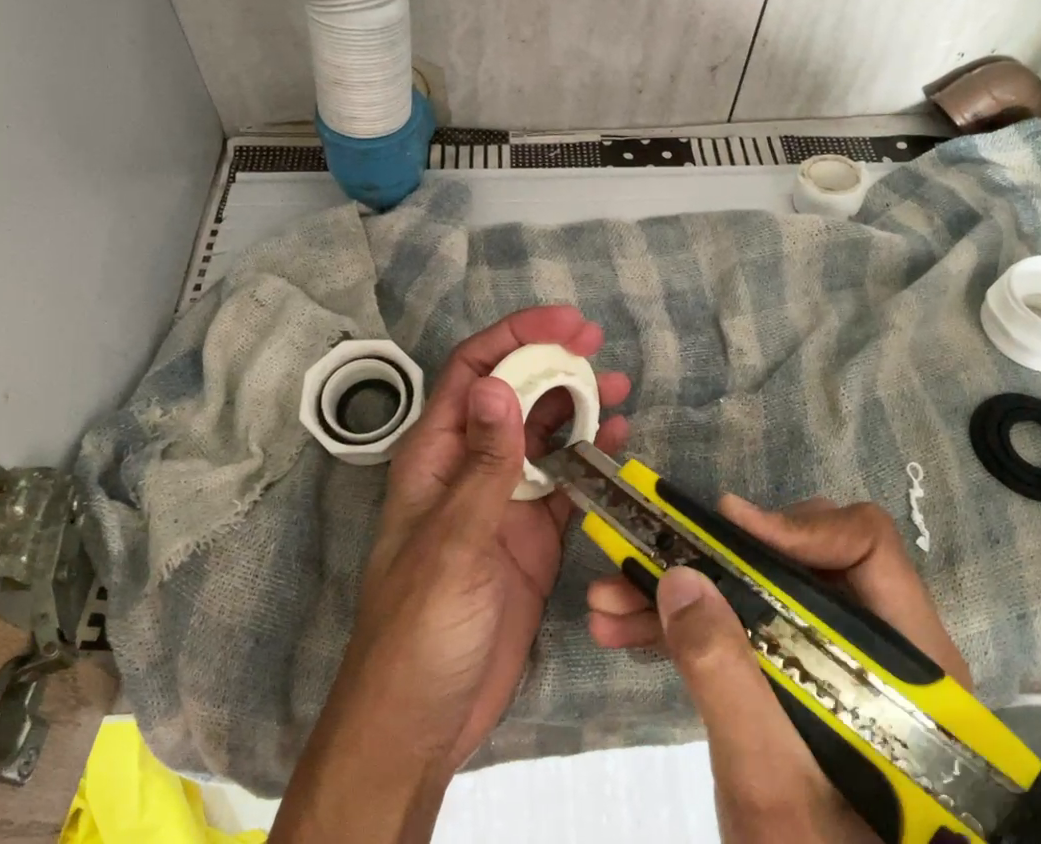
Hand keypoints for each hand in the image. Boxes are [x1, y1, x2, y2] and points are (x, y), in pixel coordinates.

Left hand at [272, 306, 629, 843]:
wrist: (421, 719)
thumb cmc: (419, 629)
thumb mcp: (451, 543)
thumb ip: (482, 468)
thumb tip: (499, 385)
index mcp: (435, 459)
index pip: (471, 376)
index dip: (515, 339)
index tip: (566, 321)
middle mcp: (468, 472)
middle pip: (512, 399)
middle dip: (552, 365)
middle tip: (601, 346)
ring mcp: (501, 507)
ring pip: (542, 440)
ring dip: (577, 410)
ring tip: (622, 387)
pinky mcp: (530, 542)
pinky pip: (564, 488)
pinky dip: (590, 463)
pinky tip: (618, 444)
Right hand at [587, 498, 969, 843]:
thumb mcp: (770, 782)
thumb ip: (726, 679)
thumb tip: (680, 578)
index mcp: (906, 662)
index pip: (866, 547)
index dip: (795, 525)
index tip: (724, 527)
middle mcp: (874, 649)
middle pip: (796, 561)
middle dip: (708, 557)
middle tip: (642, 560)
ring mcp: (831, 667)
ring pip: (757, 594)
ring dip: (682, 593)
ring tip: (607, 603)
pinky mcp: (795, 687)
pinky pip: (741, 632)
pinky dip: (685, 628)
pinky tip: (624, 632)